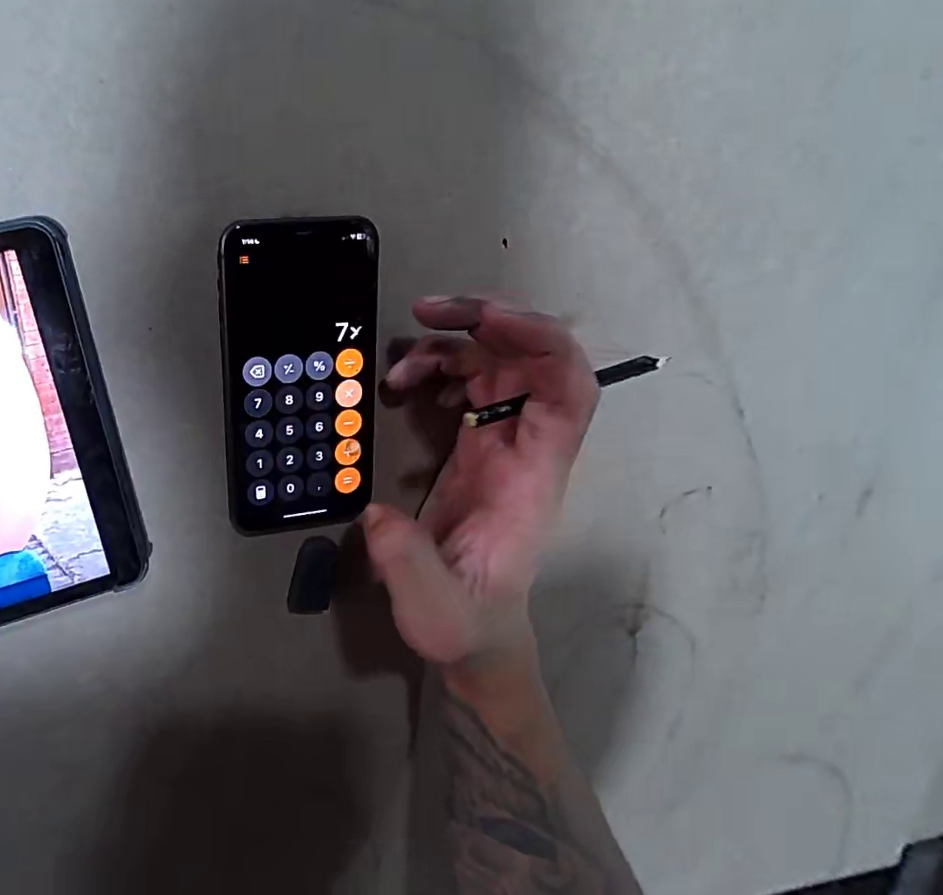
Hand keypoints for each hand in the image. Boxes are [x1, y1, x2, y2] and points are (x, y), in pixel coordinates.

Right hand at [363, 296, 598, 671]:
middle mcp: (528, 447)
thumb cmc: (463, 622)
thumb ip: (408, 566)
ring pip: (500, 363)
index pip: (567, 389)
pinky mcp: (480, 444)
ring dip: (452, 345)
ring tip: (399, 366)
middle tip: (424, 311)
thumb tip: (375, 513)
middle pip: (535, 358)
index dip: (537, 340)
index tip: (481, 320)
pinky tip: (407, 384)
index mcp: (532, 475)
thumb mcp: (434, 609)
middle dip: (487, 320)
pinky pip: (473, 382)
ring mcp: (506, 442)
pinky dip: (439, 367)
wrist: (472, 631)